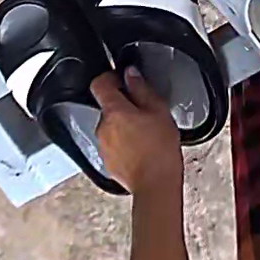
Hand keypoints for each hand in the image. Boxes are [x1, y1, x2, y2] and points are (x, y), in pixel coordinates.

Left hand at [92, 68, 183, 198]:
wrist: (155, 184)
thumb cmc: (159, 148)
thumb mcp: (158, 109)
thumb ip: (141, 88)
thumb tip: (131, 75)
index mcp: (114, 112)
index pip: (99, 84)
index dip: (110, 76)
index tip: (122, 77)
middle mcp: (103, 128)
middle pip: (107, 106)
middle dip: (123, 103)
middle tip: (144, 108)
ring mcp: (103, 146)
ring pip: (110, 125)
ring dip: (123, 123)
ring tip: (146, 129)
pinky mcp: (107, 161)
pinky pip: (112, 142)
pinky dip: (123, 140)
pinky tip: (141, 145)